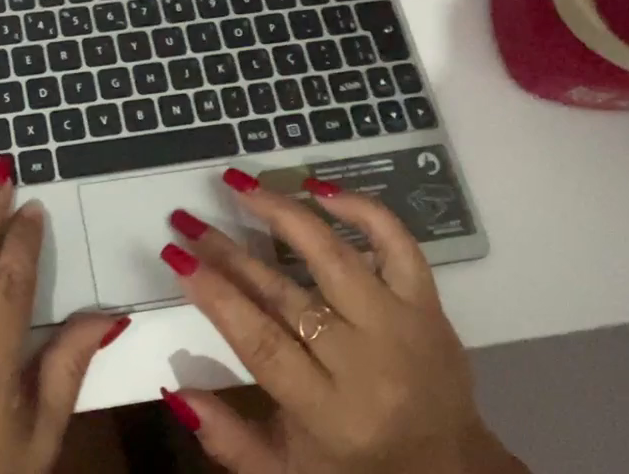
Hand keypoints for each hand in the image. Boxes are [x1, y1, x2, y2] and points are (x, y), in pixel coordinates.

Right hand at [159, 170, 525, 473]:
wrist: (454, 472)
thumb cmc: (358, 469)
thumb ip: (229, 440)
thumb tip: (174, 391)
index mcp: (331, 412)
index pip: (263, 341)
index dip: (217, 295)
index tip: (177, 255)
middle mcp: (368, 363)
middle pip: (288, 294)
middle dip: (228, 251)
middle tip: (187, 218)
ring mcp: (402, 327)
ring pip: (336, 257)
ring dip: (283, 213)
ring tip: (238, 183)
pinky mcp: (428, 304)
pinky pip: (398, 245)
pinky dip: (362, 210)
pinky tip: (318, 187)